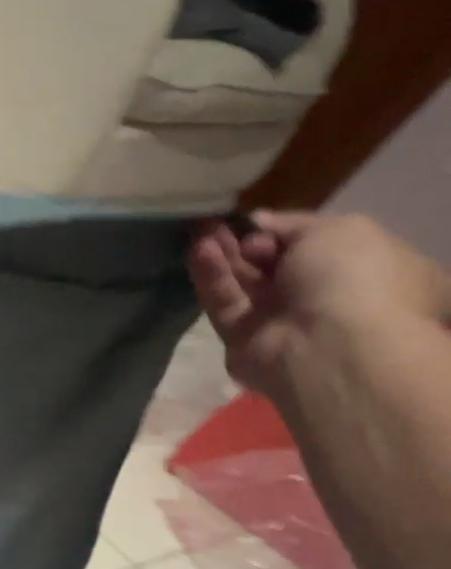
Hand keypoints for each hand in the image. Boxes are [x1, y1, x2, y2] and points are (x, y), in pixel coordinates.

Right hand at [186, 211, 450, 395]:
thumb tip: (259, 223)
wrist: (327, 346)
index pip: (319, 244)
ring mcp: (283, 319)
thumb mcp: (338, 229)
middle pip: (274, 263)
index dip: (286, 230)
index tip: (260, 222)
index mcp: (369, 269)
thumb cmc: (352, 279)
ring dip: (223, 254)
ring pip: (245, 281)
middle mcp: (328, 295)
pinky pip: (225, 301)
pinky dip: (212, 276)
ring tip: (198, 230)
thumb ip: (293, 223)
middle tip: (215, 222)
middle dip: (245, 241)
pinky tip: (199, 252)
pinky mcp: (244, 337)